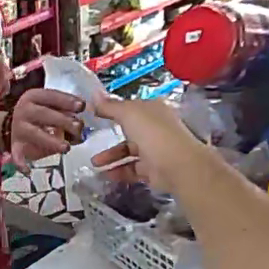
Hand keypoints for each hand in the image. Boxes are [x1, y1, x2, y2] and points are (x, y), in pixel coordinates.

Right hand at [7, 88, 83, 166]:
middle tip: (78, 128)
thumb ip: (64, 110)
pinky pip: (17, 155)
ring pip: (35, 134)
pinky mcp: (15, 146)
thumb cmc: (39, 114)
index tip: (82, 106)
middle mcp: (23, 111)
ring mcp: (18, 129)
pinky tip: (28, 171)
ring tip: (66, 148)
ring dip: (51, 141)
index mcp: (33, 97)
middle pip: (44, 114)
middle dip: (62, 121)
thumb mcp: (49, 105)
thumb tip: (83, 120)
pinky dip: (21, 163)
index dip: (66, 100)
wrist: (12, 126)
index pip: (51, 96)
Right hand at [91, 97, 213, 191]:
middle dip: (109, 138)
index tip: (94, 116)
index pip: (130, 108)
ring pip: (129, 152)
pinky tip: (106, 174)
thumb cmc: (153, 133)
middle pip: (128, 131)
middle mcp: (155, 128)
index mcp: (153, 110)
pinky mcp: (153, 169)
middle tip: (91, 144)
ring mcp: (155, 149)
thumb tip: (94, 94)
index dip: (113, 111)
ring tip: (95, 163)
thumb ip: (110, 106)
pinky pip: (132, 169)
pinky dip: (119, 171)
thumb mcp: (129, 114)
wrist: (177, 166)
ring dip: (111, 157)